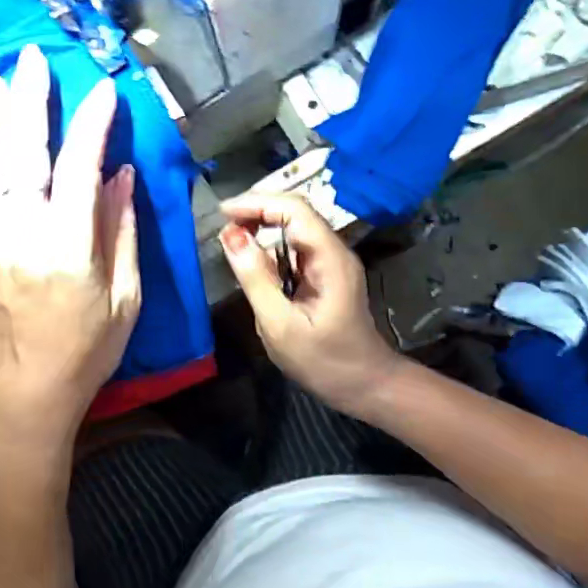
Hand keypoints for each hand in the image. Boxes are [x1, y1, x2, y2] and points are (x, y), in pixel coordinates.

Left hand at [0, 45, 141, 438]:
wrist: (23, 394)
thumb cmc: (87, 352)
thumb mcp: (124, 298)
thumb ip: (120, 233)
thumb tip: (120, 178)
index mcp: (67, 243)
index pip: (79, 165)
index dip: (92, 123)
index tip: (105, 89)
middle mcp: (22, 230)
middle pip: (24, 150)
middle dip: (31, 100)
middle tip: (35, 58)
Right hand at [219, 193, 402, 416]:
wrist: (364, 385)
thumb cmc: (324, 361)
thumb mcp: (280, 325)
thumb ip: (255, 278)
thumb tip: (230, 236)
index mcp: (330, 258)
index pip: (295, 209)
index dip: (257, 203)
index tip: (222, 213)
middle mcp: (334, 252)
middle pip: (296, 213)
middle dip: (258, 212)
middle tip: (222, 228)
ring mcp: (331, 263)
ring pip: (295, 230)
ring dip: (263, 229)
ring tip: (231, 241)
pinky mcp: (325, 276)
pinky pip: (296, 250)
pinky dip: (271, 249)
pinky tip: (252, 261)